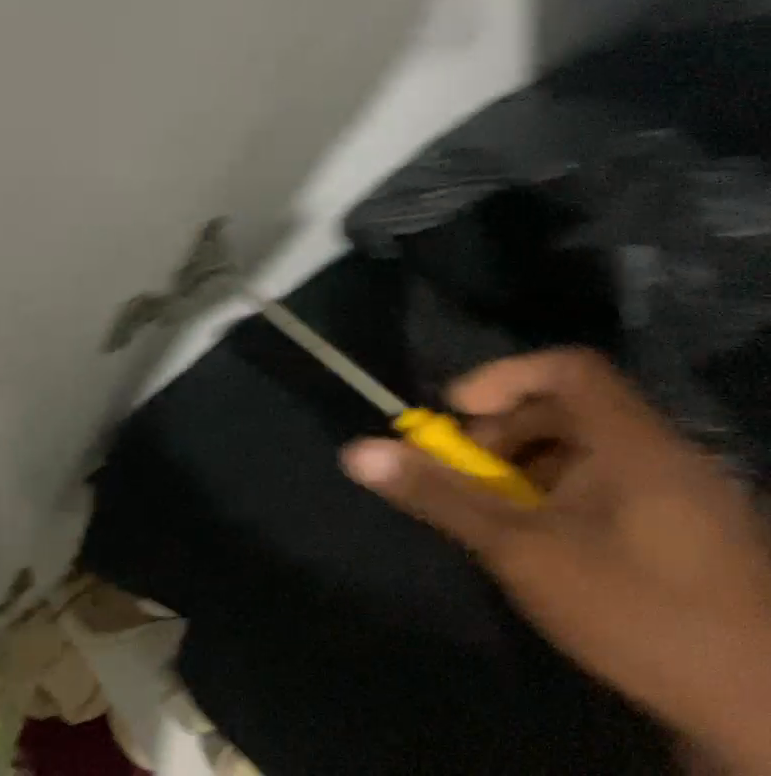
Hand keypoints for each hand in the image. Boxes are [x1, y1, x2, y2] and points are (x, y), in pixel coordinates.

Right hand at [342, 349, 770, 773]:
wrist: (766, 718)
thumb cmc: (638, 614)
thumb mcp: (521, 552)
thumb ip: (440, 496)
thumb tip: (356, 452)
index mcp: (638, 448)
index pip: (568, 369)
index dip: (501, 377)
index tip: (457, 416)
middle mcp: (670, 460)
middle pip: (570, 410)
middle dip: (501, 433)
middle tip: (465, 478)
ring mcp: (689, 501)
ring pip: (590, 454)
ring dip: (527, 471)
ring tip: (498, 519)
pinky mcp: (694, 539)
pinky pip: (615, 489)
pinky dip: (563, 499)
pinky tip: (546, 548)